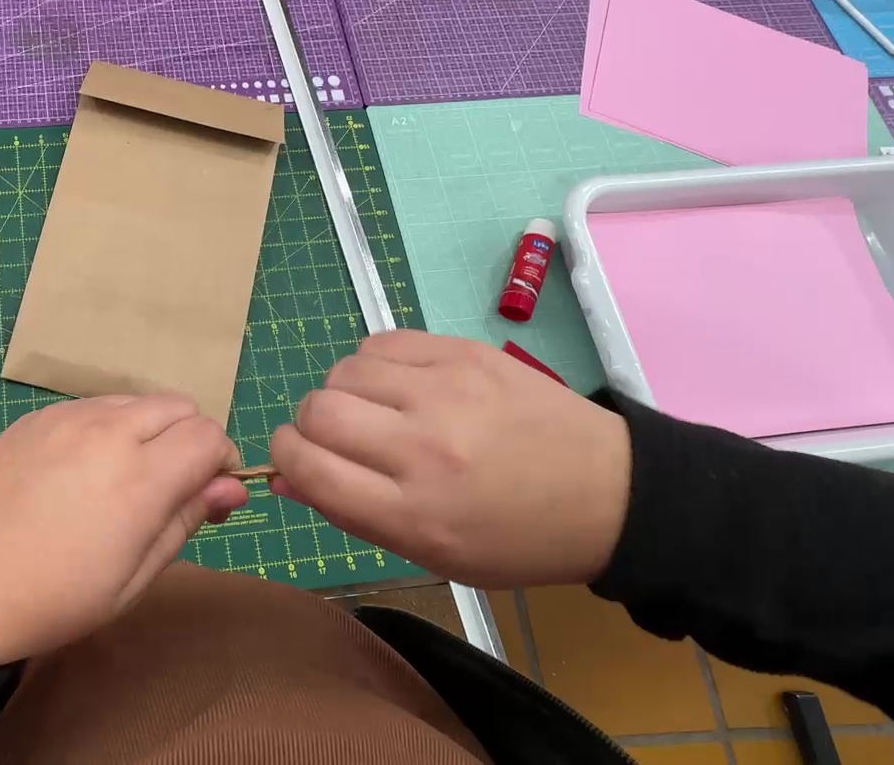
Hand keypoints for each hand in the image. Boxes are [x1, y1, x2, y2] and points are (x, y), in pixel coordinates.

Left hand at [0, 395, 248, 663]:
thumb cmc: (54, 597)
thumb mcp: (134, 578)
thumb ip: (186, 519)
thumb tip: (231, 486)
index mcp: (139, 477)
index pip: (208, 433)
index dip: (218, 462)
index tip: (204, 493)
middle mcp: (109, 430)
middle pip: (179, 404)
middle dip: (188, 439)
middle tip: (165, 486)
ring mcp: (70, 415)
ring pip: (137, 399)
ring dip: (149, 428)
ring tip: (120, 477)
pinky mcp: (39, 414)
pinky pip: (96, 404)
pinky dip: (109, 425)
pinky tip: (82, 467)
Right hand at [269, 332, 631, 587]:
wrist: (609, 492)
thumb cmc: (513, 538)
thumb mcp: (430, 551)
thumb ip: (349, 512)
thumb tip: (284, 475)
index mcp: (416, 514)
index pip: (310, 467)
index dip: (285, 457)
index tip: (294, 456)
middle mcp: (425, 447)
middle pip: (318, 411)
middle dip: (309, 425)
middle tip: (339, 437)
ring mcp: (446, 391)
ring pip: (343, 371)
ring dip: (344, 392)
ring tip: (378, 410)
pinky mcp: (462, 351)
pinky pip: (380, 342)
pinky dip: (374, 365)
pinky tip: (400, 384)